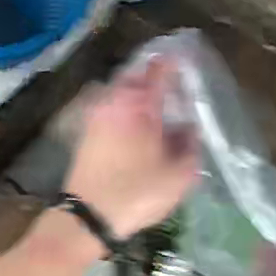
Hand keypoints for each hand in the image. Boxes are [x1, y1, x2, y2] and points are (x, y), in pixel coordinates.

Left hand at [63, 59, 200, 237]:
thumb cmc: (137, 193)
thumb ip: (190, 146)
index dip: (174, 63)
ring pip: (119, 93)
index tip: (186, 59)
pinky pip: (109, 109)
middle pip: (135, 77)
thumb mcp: (179, 175)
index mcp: (140, 105)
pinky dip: (122, 110)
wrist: (87, 216)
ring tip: (155, 105)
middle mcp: (114, 102)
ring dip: (135, 93)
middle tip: (171, 83)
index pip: (159, 71)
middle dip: (152, 75)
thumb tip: (189, 128)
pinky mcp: (85, 133)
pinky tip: (134, 125)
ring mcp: (95, 116)